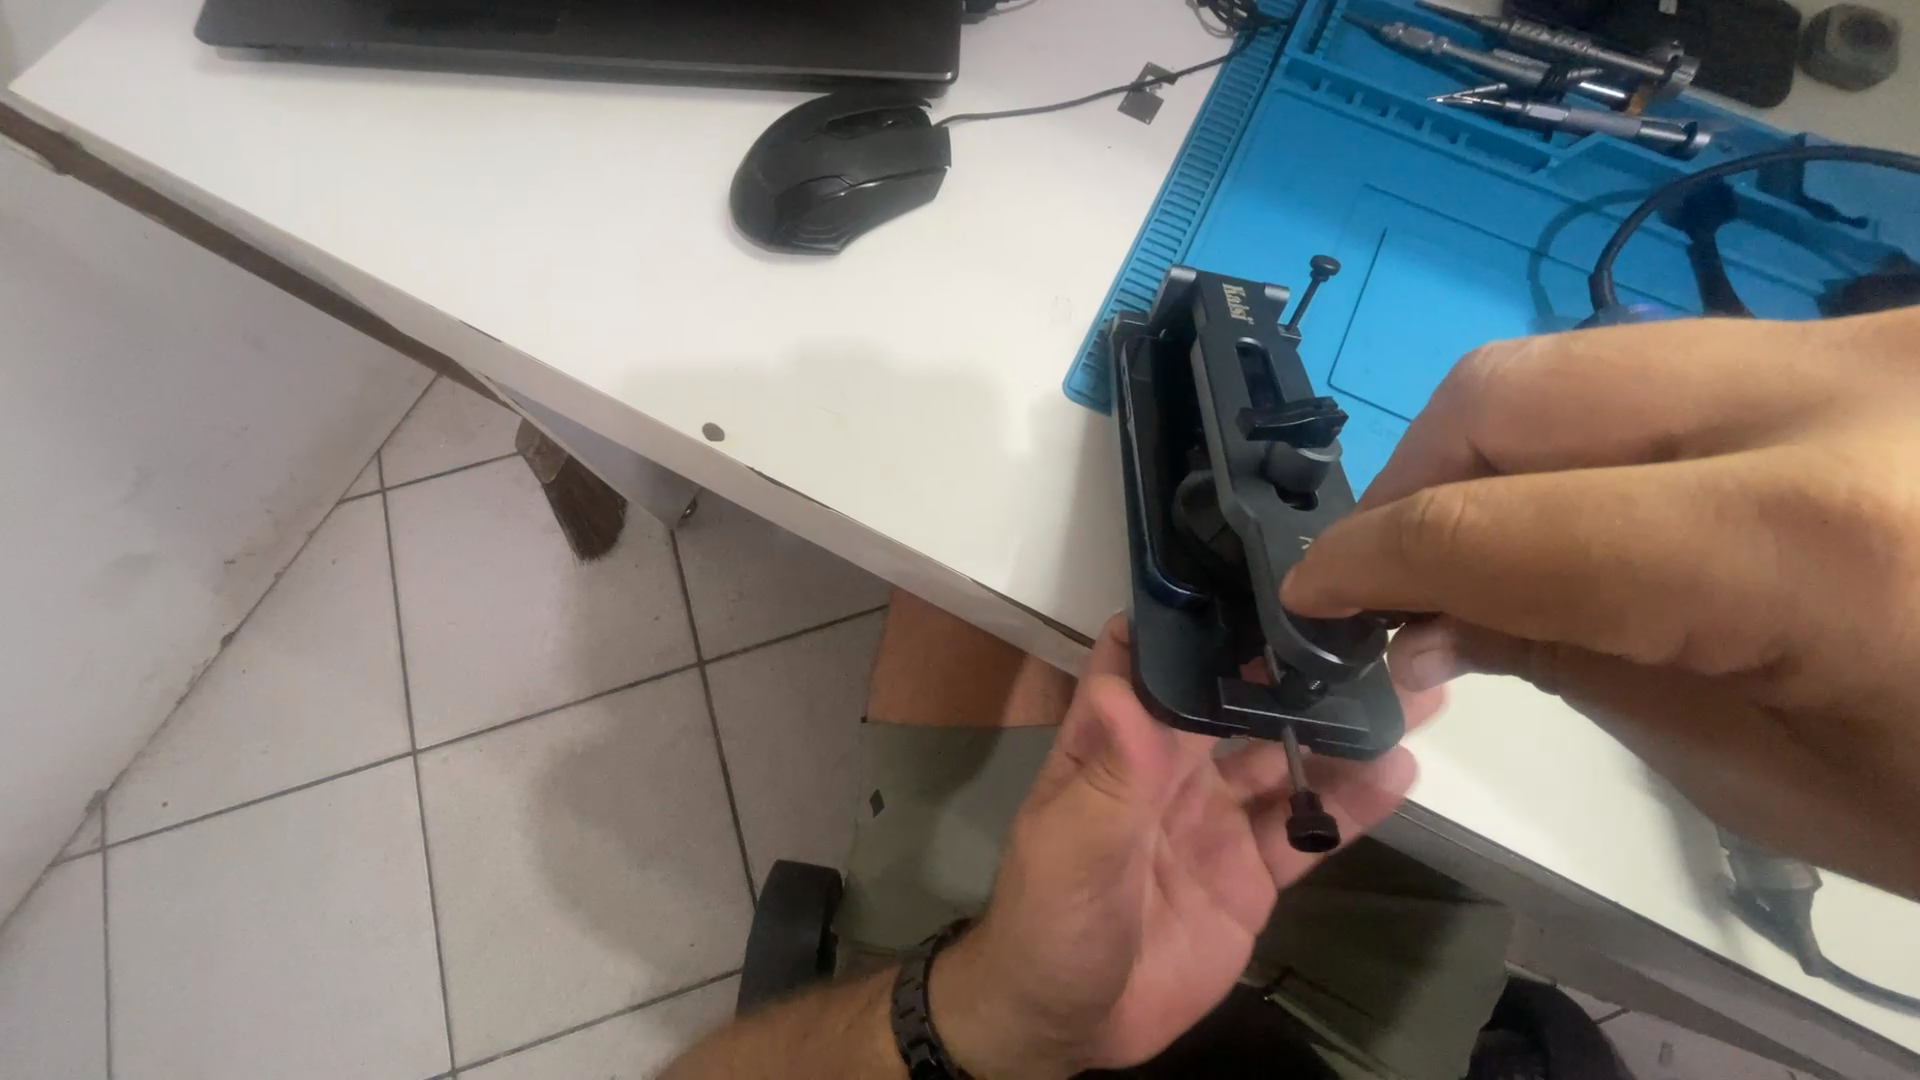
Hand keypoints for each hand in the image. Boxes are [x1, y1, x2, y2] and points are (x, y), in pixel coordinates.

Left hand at [929, 616, 1433, 1078]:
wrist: (1072, 1024)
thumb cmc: (1050, 921)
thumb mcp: (1069, 844)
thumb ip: (1109, 772)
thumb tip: (1128, 685)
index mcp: (1115, 745)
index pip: (1146, 662)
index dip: (1187, 619)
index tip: (1245, 575)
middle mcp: (1168, 767)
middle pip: (1231, 702)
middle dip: (1282, 667)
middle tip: (1356, 626)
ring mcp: (1213, 817)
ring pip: (1281, 757)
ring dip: (1333, 726)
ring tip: (1404, 688)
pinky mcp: (1250, 871)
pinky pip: (1304, 829)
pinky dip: (1347, 803)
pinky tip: (1396, 770)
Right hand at [1281, 307, 1919, 897]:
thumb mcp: (1766, 776)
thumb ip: (1564, 665)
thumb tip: (1415, 625)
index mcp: (1815, 547)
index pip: (1488, 527)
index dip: (1365, 559)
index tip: (1308, 597)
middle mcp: (1840, 395)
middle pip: (1505, 395)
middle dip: (1403, 484)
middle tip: (1384, 570)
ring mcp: (1872, 339)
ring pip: (1564, 362)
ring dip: (1470, 457)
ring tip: (1465, 543)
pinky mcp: (1880, 335)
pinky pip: (1645, 371)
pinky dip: (1557, 443)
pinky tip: (1566, 514)